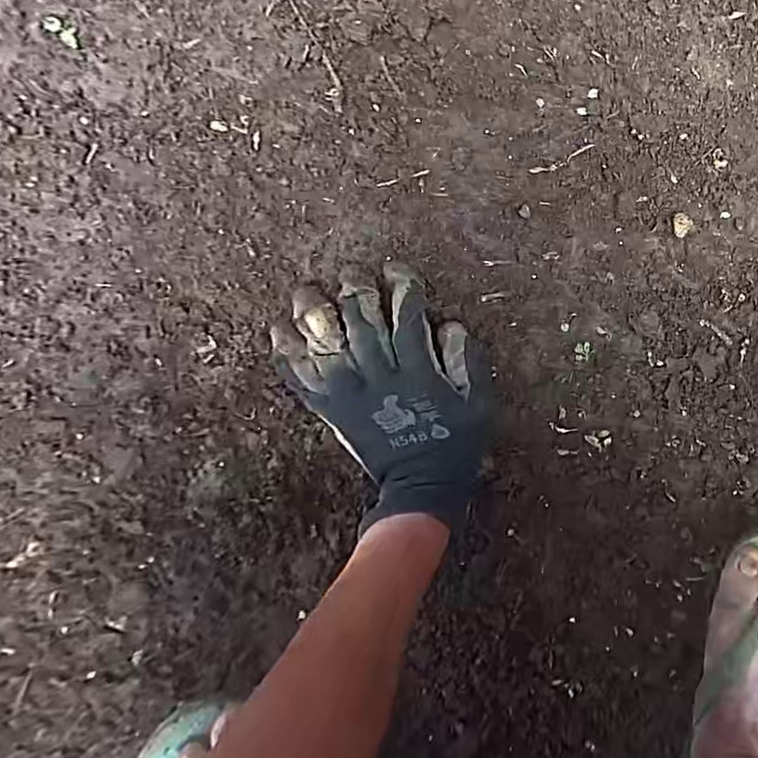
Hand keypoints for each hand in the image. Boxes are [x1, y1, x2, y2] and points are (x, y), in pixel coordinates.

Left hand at [271, 263, 494, 530]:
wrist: (420, 487)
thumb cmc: (456, 441)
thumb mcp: (479, 402)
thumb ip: (467, 360)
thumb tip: (449, 324)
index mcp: (418, 371)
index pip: (408, 316)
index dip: (402, 287)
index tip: (396, 270)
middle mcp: (380, 376)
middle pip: (363, 323)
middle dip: (357, 291)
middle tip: (353, 273)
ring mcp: (351, 393)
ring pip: (327, 344)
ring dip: (314, 314)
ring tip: (307, 291)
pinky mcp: (332, 409)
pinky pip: (302, 379)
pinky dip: (287, 355)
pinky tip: (278, 331)